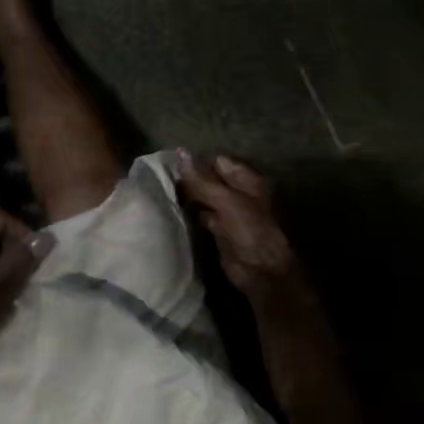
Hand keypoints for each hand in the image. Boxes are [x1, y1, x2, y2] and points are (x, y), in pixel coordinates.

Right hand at [177, 150, 306, 301]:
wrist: (262, 272)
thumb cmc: (251, 230)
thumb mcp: (227, 201)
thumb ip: (202, 179)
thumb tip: (180, 152)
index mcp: (248, 182)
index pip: (219, 163)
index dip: (197, 162)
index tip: (170, 162)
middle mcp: (240, 195)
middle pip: (211, 181)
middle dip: (190, 179)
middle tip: (161, 177)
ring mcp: (230, 214)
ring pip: (205, 199)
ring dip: (189, 197)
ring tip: (162, 190)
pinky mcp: (220, 233)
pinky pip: (203, 217)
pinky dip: (190, 215)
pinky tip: (172, 210)